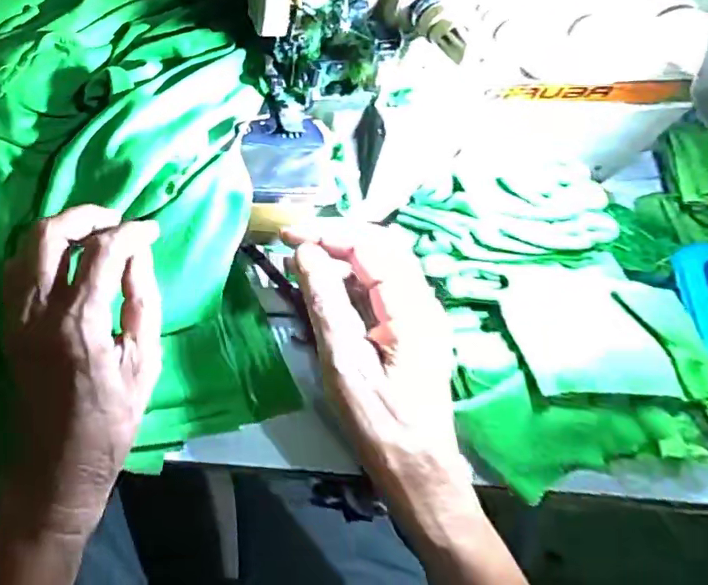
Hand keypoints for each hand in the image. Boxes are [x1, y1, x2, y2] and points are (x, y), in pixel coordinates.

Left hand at [0, 207, 162, 584]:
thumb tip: (138, 252)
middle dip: (85, 215)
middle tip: (113, 219)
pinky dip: (40, 252)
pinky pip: (16, 267)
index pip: (101, 252)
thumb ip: (142, 300)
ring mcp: (16, 313)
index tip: (149, 229)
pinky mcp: (6, 320)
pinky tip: (64, 260)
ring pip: (27, 244)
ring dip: (61, 228)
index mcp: (79, 324)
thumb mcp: (144, 364)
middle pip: (50, 233)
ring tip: (91, 233)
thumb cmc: (109, 421)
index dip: (129, 232)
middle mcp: (38, 310)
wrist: (55, 463)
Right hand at [284, 221, 524, 584]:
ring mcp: (416, 315)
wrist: (419, 475)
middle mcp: (421, 304)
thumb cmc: (380, 424)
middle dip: (334, 232)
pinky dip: (345, 270)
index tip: (286, 235)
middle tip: (292, 237)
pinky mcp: (405, 328)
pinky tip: (318, 280)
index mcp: (412, 311)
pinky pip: (376, 282)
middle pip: (381, 244)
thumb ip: (325, 302)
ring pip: (379, 260)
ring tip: (298, 254)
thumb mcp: (344, 364)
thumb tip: (304, 251)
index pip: (369, 246)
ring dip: (339, 249)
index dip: (326, 233)